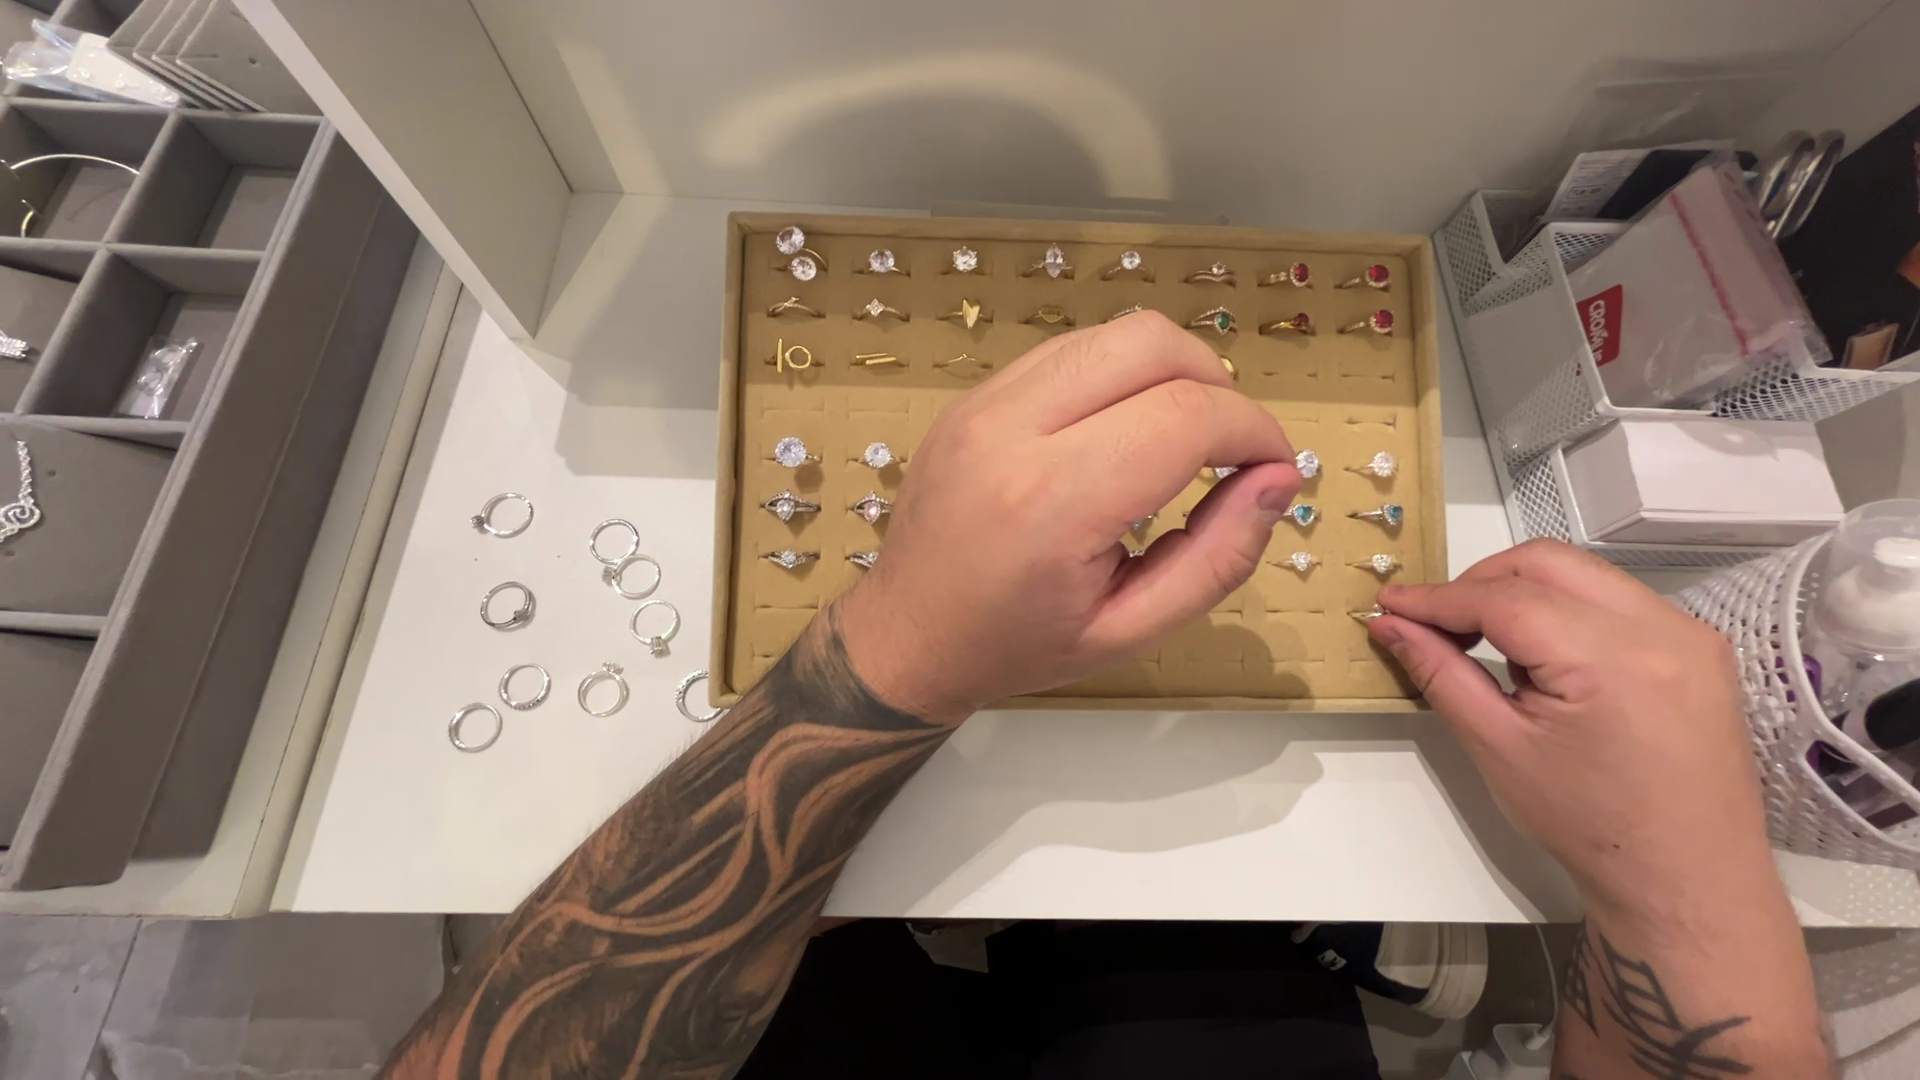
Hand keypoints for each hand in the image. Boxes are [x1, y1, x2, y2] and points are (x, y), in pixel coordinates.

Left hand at [836, 312, 1301, 720]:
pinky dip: (1115, 375)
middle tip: (1226, 448)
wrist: (907, 634)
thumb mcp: (1130, 631)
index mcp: (1051, 501)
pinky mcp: (970, 398)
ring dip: (1167, 372)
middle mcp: (1010, 430)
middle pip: (1150, 344)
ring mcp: (981, 404)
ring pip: (1108, 335)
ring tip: (1176, 438)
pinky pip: (1066, 353)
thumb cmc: (1015, 646)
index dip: (1254, 432)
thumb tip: (1276, 481)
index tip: (1270, 470)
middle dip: (1217, 385)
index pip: (1186, 416)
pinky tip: (1117, 430)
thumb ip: (1218, 560)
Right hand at [1367, 540, 1776, 924]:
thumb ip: (1438, 671)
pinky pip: (1609, 596)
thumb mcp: (1494, 744)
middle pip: (1545, 562)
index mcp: (1611, 661)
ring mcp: (1689, 634)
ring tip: (1484, 642)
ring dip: (1516, 590)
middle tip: (1435, 623)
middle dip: (1476, 582)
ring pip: (1578, 572)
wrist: (1686, 879)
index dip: (1436, 597)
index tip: (1386, 604)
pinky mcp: (1696, 647)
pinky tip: (1538, 655)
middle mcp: (1662, 630)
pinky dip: (1556, 606)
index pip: (1504, 598)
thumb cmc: (1583, 820)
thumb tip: (1388, 623)